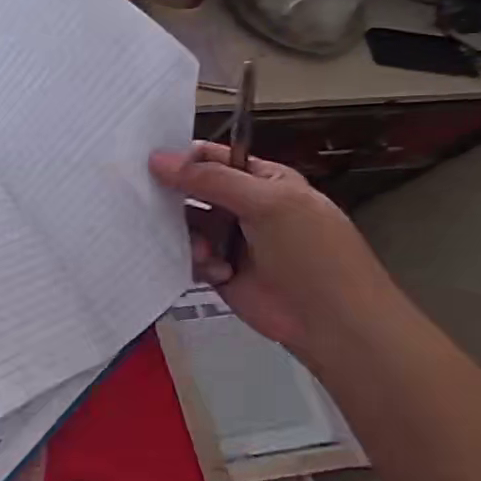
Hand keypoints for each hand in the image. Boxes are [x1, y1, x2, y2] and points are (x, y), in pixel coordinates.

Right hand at [148, 142, 397, 354]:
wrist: (333, 323)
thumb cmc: (311, 252)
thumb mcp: (266, 203)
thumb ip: (211, 180)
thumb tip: (157, 159)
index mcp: (262, 180)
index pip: (213, 158)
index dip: (182, 158)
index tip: (148, 163)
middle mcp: (243, 206)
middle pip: (193, 192)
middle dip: (175, 199)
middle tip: (150, 205)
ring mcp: (231, 240)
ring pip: (187, 227)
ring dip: (189, 237)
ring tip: (205, 254)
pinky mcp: (220, 272)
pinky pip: (190, 258)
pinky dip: (196, 262)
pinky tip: (217, 273)